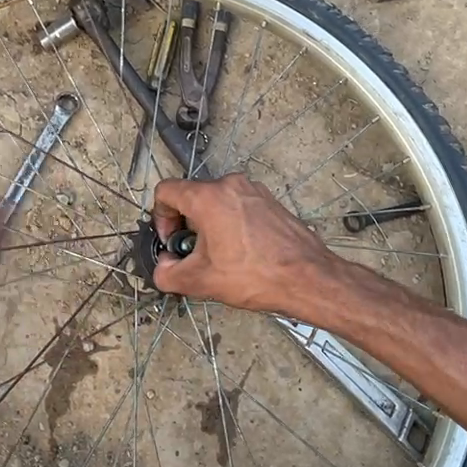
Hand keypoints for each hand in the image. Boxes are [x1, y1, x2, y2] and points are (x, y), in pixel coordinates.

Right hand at [152, 173, 342, 313]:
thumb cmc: (255, 276)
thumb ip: (166, 273)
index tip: (171, 241)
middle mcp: (230, 185)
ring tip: (219, 256)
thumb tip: (164, 266)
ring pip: (215, 202)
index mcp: (207, 197)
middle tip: (194, 254)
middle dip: (186, 225)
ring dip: (208, 226)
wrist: (307, 279)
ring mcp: (253, 190)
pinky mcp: (270, 201)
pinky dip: (230, 224)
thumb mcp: (198, 281)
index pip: (166, 191)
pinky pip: (238, 206)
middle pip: (191, 197)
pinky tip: (241, 253)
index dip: (159, 217)